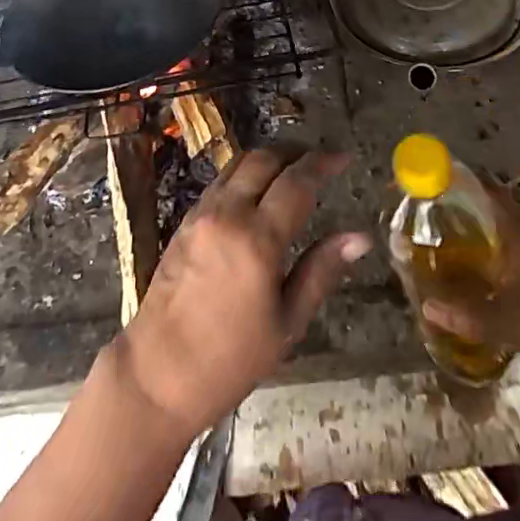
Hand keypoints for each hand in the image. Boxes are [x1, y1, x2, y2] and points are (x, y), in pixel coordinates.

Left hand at [103, 146, 372, 436]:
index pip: (296, 182)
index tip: (343, 157)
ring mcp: (200, 214)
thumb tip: (359, 238)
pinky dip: (242, 176)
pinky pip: (218, 184)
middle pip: (262, 159)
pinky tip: (257, 192)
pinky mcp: (183, 222)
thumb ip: (321, 271)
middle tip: (320, 159)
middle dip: (294, 152)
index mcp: (257, 239)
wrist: (160, 368)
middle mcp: (226, 215)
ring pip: (235, 165)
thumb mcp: (288, 322)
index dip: (323, 163)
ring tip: (292, 170)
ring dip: (266, 159)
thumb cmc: (232, 357)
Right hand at [420, 182, 519, 383]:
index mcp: (516, 229)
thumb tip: (424, 306)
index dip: (448, 175)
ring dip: (459, 209)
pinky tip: (454, 249)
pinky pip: (493, 227)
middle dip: (447, 192)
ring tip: (427, 221)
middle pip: (479, 194)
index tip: (419, 177)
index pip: (480, 184)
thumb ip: (464, 315)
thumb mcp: (506, 322)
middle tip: (414, 201)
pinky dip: (471, 228)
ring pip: (487, 211)